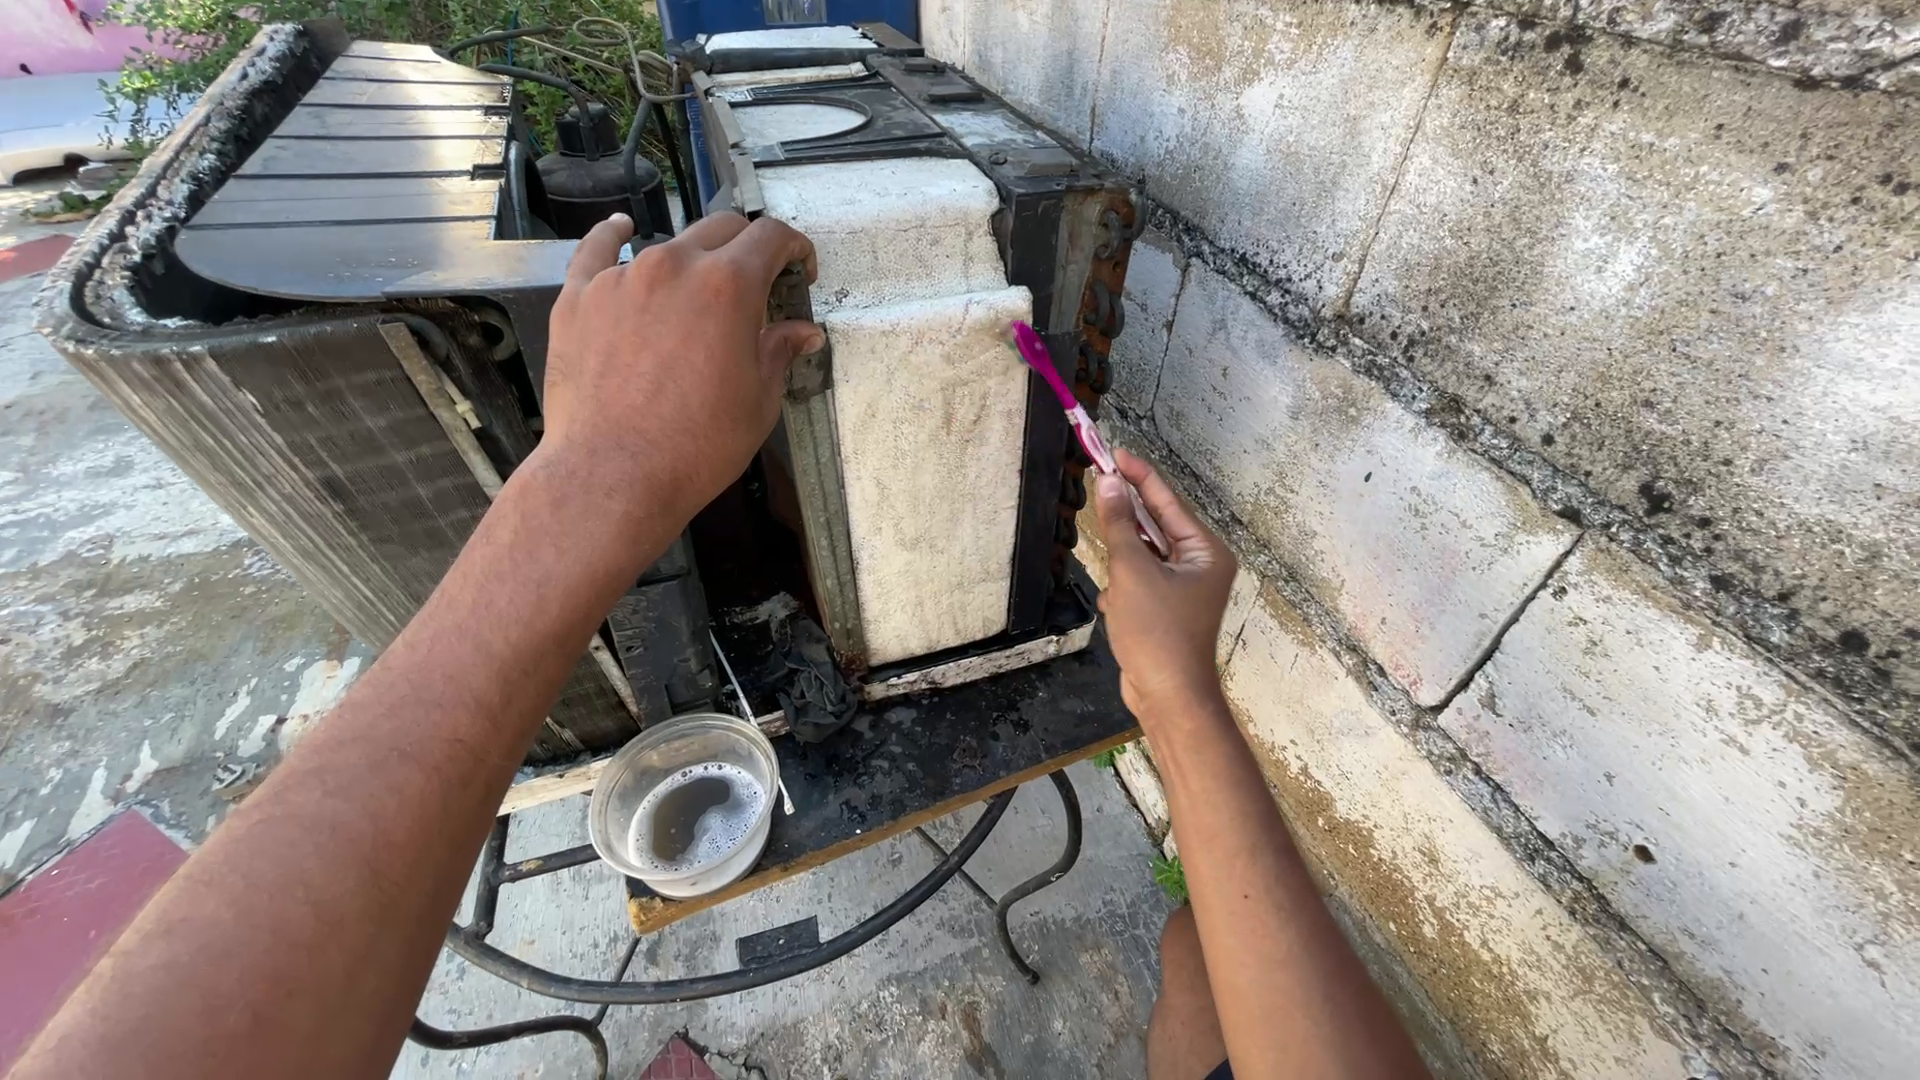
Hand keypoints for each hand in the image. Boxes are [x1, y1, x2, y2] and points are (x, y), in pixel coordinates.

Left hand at [537, 211, 821, 522]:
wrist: (615, 473)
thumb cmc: (700, 444)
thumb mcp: (759, 402)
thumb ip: (780, 353)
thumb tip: (804, 332)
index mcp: (728, 286)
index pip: (771, 237)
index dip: (795, 248)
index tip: (802, 271)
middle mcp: (675, 265)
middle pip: (721, 229)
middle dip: (750, 248)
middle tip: (759, 284)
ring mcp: (622, 277)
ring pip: (667, 244)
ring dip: (695, 260)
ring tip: (699, 291)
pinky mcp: (579, 296)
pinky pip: (597, 251)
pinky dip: (615, 237)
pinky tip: (621, 230)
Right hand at [1092, 449, 1236, 720]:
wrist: (1167, 697)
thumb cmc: (1156, 631)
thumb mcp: (1132, 573)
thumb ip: (1119, 526)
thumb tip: (1110, 483)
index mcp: (1205, 551)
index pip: (1167, 502)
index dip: (1139, 475)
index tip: (1113, 452)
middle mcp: (1200, 565)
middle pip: (1155, 527)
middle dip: (1126, 520)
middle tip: (1099, 484)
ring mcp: (1183, 590)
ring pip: (1142, 557)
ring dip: (1122, 563)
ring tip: (1112, 574)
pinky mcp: (1166, 610)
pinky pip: (1139, 582)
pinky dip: (1123, 589)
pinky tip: (1115, 607)